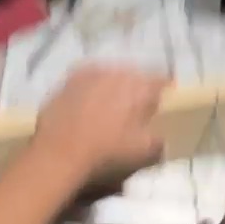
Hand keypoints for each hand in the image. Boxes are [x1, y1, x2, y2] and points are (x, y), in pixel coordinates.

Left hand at [32, 66, 168, 181]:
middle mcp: (117, 70)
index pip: (162, 79)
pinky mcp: (67, 80)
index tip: (163, 104)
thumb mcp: (145, 152)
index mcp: (140, 85)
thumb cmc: (108, 152)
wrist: (59, 153)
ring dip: (113, 87)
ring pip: (110, 75)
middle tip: (135, 108)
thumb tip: (159, 135)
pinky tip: (87, 107)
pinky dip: (91, 90)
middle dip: (137, 89)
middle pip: (135, 75)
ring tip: (109, 107)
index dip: (165, 92)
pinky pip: (87, 81)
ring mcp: (89, 72)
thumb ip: (159, 139)